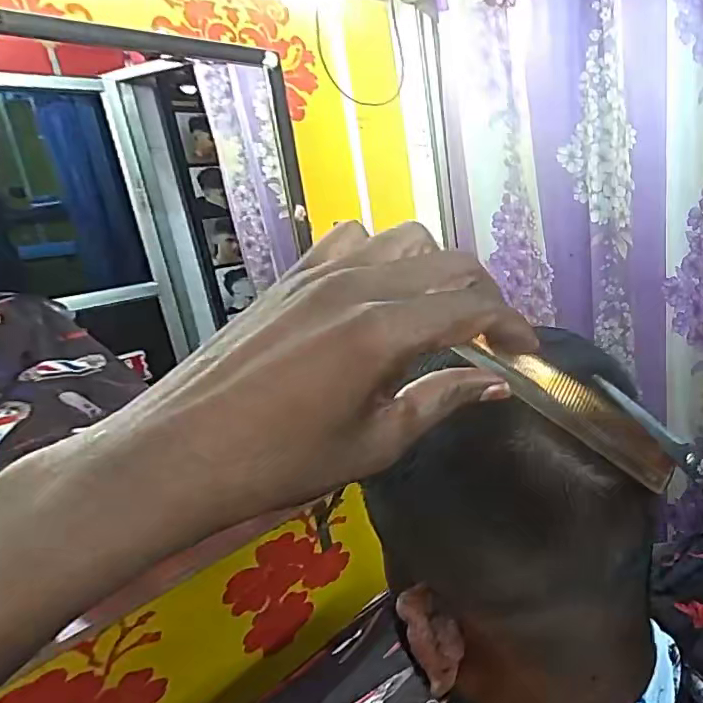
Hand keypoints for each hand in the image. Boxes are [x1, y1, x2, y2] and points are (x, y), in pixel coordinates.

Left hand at [68, 221, 535, 534]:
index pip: (474, 307)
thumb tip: (496, 383)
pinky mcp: (294, 274)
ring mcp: (323, 272)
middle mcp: (360, 285)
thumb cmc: (279, 464)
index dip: (513, 326)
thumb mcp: (376, 444)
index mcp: (384, 331)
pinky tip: (379, 290)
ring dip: (439, 269)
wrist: (174, 455)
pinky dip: (384, 254)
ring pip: (408, 239)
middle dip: (487, 296)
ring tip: (440, 310)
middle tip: (494, 337)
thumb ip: (443, 400)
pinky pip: (354, 238)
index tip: (528, 351)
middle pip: (452, 264)